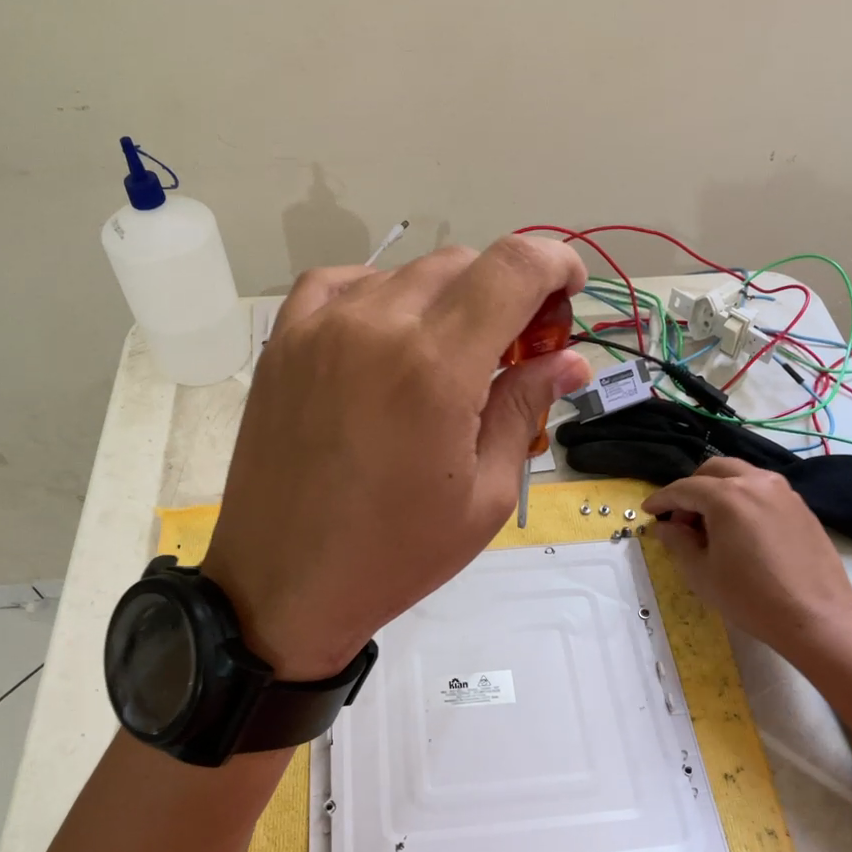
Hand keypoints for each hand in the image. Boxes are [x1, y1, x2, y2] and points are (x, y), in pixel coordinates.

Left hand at [201, 237, 591, 679]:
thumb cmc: (395, 556)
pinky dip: (379, 295)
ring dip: (446, 301)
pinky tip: (386, 338)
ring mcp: (320, 327)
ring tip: (448, 360)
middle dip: (507, 293)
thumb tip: (568, 359)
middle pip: (465, 264)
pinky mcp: (283, 343)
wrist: (284, 587)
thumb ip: (524, 409)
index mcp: (437, 365)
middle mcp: (377, 324)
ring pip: (406, 274)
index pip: (515, 266)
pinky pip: (340, 285)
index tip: (568, 297)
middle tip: (515, 354)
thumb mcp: (484, 496)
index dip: (557, 264)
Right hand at [642, 458, 851, 656]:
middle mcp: (757, 483)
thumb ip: (678, 543)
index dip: (662, 499)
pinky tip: (740, 530)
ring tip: (710, 524)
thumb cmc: (751, 597)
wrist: (816, 616)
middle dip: (692, 487)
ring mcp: (784, 492)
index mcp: (727, 497)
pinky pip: (763, 490)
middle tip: (681, 518)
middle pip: (715, 470)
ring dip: (719, 490)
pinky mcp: (801, 507)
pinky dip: (743, 499)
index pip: (685, 488)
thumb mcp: (701, 574)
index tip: (649, 511)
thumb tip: (665, 528)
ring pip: (742, 475)